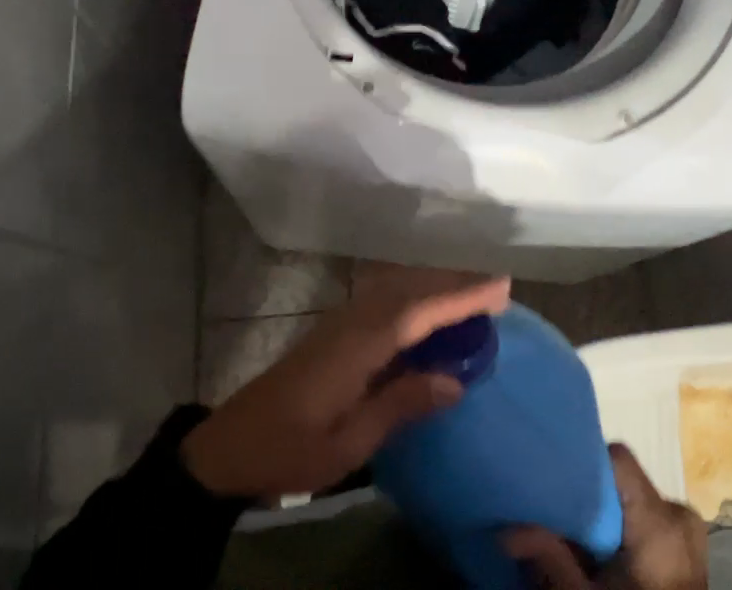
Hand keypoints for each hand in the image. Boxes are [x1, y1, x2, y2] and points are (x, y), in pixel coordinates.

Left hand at [180, 267, 510, 499]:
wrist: (230, 446)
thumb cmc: (291, 449)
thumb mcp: (349, 442)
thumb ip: (400, 405)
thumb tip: (454, 380)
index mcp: (357, 346)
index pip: (418, 311)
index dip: (460, 296)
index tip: (501, 286)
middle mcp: (350, 323)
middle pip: (407, 289)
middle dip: (453, 281)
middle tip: (499, 284)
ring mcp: (338, 324)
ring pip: (393, 289)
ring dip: (432, 284)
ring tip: (472, 290)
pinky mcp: (331, 332)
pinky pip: (380, 300)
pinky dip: (411, 295)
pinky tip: (425, 310)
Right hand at [504, 444, 707, 589]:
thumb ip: (550, 560)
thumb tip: (504, 532)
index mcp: (659, 522)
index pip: (618, 458)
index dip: (583, 463)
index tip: (553, 478)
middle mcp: (679, 514)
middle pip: (622, 480)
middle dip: (589, 496)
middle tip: (557, 516)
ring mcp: (690, 531)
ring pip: (634, 498)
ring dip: (606, 514)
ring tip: (579, 537)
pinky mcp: (691, 546)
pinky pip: (650, 517)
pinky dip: (625, 528)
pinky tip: (604, 553)